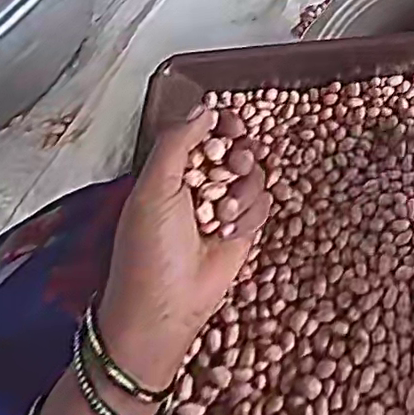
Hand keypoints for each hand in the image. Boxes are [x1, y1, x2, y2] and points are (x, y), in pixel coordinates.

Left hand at [98, 106, 270, 388]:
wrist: (166, 307)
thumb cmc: (149, 251)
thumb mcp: (154, 189)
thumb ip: (177, 142)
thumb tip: (205, 107)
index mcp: (175, 169)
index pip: (207, 130)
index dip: (224, 124)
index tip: (233, 127)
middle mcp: (202, 182)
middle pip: (238, 146)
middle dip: (240, 155)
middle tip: (234, 167)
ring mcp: (225, 203)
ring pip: (255, 173)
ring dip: (243, 191)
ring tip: (223, 215)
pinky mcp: (245, 224)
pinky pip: (264, 201)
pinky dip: (250, 214)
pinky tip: (229, 232)